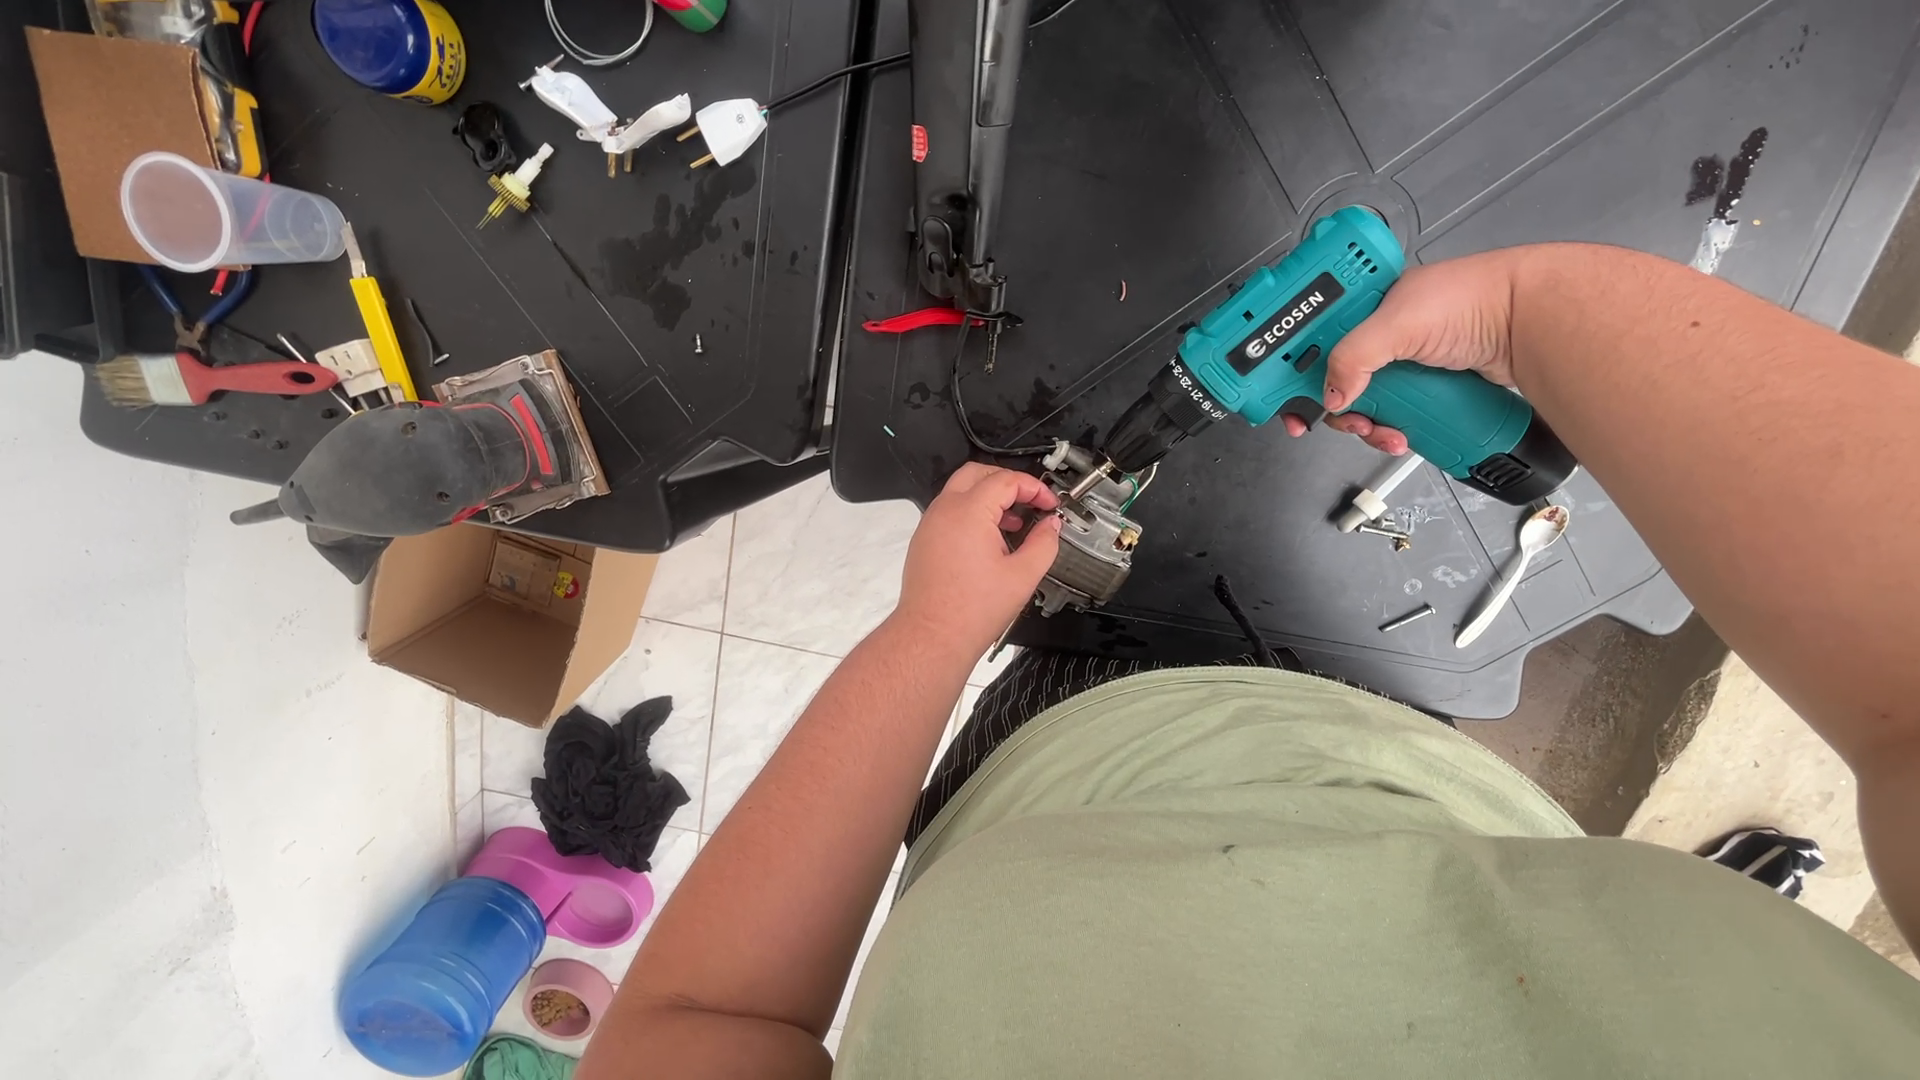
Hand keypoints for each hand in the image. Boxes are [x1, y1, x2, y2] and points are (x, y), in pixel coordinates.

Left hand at [894, 463, 1062, 654]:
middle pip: (979, 473)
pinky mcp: (924, 540)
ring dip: (989, 497)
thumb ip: (1044, 543)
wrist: (932, 636)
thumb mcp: (1023, 576)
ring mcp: (930, 524)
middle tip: (1031, 501)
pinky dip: (972, 512)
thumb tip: (1052, 526)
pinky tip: (991, 539)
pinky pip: (949, 511)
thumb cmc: (968, 612)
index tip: (1048, 504)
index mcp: (968, 512)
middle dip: (1009, 482)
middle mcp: (944, 511)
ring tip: (1014, 523)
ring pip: (961, 490)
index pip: (1006, 480)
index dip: (1034, 488)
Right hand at [1281, 248, 1523, 453]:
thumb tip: (1329, 397)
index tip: (1281, 399)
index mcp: (1361, 307)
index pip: (1309, 341)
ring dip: (1363, 427)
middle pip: (1328, 381)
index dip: (1289, 371)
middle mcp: (1374, 336)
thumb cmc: (1474, 301)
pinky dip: (1387, 431)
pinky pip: (1387, 416)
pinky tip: (1399, 435)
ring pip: (1357, 405)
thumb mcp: (1399, 323)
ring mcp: (1397, 364)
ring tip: (1382, 433)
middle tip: (1338, 421)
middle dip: (1331, 409)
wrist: (1533, 324)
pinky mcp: (1418, 388)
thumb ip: (1353, 356)